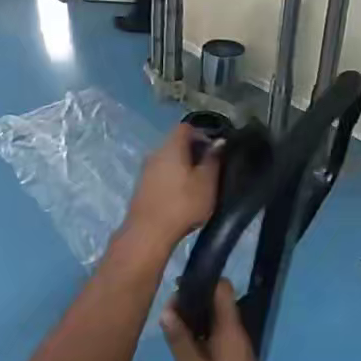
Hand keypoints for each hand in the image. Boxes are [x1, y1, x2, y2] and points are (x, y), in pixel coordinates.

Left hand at [123, 124, 219, 250]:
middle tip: (210, 169)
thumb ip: (213, 159)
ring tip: (198, 185)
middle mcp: (155, 152)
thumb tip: (219, 142)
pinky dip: (173, 179)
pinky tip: (182, 196)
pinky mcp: (142, 187)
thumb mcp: (206, 183)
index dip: (202, 134)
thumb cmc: (182, 204)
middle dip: (194, 152)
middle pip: (176, 143)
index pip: (186, 127)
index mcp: (171, 146)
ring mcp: (145, 170)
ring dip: (183, 167)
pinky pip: (161, 174)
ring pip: (168, 160)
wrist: (148, 233)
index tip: (215, 150)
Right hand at [162, 280, 279, 360]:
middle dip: (193, 302)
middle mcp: (237, 337)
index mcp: (231, 331)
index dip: (202, 280)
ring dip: (195, 322)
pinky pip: (217, 342)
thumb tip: (168, 309)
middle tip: (166, 309)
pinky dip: (200, 340)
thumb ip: (179, 339)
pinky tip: (182, 350)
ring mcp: (238, 354)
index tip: (177, 284)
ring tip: (169, 327)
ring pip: (215, 325)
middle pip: (217, 305)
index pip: (222, 288)